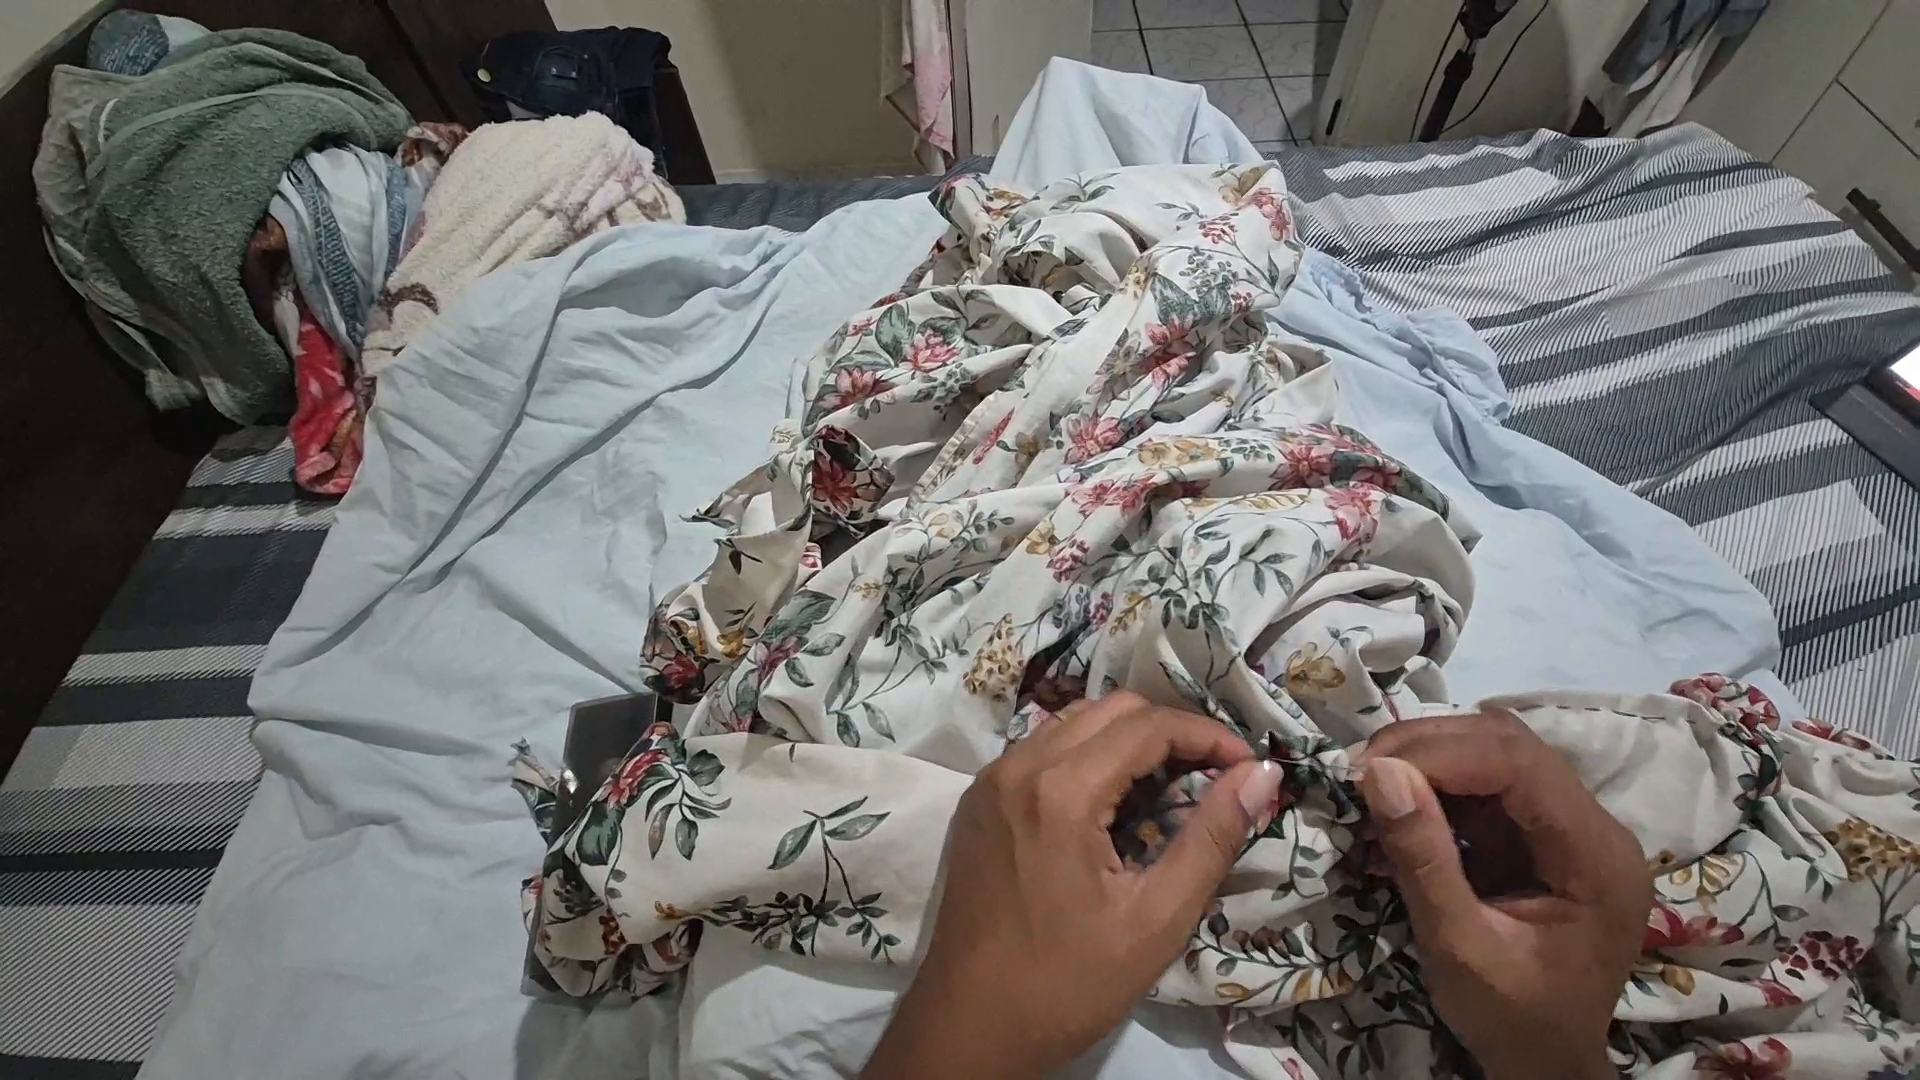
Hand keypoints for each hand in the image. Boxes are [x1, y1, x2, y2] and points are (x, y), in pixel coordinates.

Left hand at [861, 692, 1284, 1079]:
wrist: (969, 1022)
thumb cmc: (1067, 982)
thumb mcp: (1155, 920)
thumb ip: (1211, 839)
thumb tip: (1260, 775)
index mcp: (1060, 790)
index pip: (1146, 726)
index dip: (1206, 735)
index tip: (1246, 764)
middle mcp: (1019, 764)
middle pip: (1110, 709)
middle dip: (1169, 730)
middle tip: (1210, 775)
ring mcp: (991, 777)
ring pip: (1073, 720)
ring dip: (1125, 738)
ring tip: (1165, 787)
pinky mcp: (979, 795)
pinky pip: (1041, 747)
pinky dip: (1085, 754)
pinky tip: (1108, 802)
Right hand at [1357, 711, 1649, 1079]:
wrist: (1543, 1061)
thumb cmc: (1512, 1017)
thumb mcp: (1458, 947)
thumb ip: (1423, 859)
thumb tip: (1378, 771)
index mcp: (1595, 856)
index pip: (1519, 762)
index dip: (1439, 752)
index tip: (1367, 771)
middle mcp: (1591, 825)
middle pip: (1505, 741)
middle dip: (1424, 744)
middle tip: (1358, 772)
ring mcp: (1561, 822)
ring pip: (1489, 746)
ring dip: (1421, 754)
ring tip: (1368, 782)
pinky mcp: (1530, 827)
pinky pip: (1476, 775)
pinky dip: (1426, 777)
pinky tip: (1392, 800)